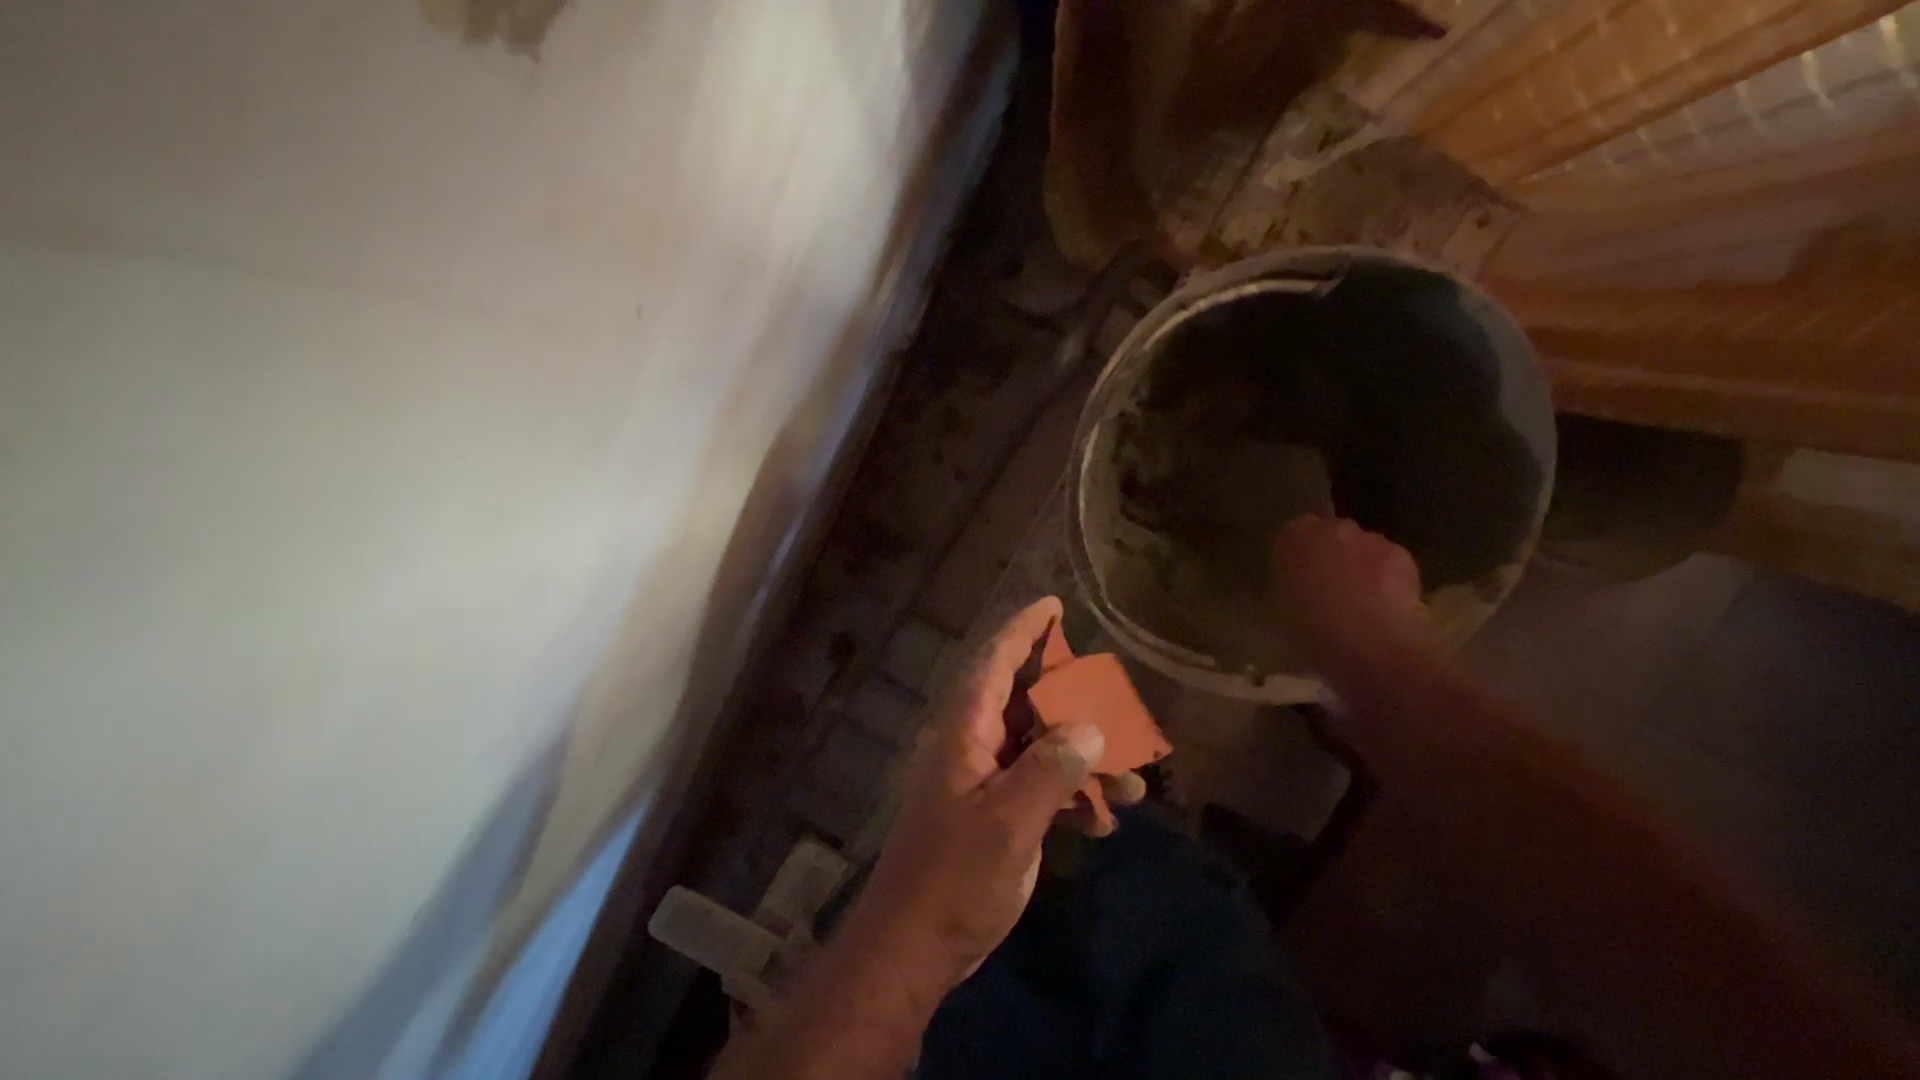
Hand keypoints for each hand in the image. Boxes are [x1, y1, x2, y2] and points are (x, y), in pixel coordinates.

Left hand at [842, 597, 1129, 993]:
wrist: (914, 946)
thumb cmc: (954, 877)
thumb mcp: (1009, 822)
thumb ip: (1050, 770)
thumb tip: (1091, 729)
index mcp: (965, 733)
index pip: (995, 664)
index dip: (1023, 631)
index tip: (1054, 605)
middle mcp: (973, 747)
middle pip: (1027, 705)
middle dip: (1075, 705)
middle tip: (1119, 705)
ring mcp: (983, 783)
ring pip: (1040, 750)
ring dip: (1084, 761)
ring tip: (1132, 783)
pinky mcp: (993, 817)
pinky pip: (1039, 788)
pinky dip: (1071, 796)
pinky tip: (1104, 821)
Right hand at [1270, 515, 1431, 676]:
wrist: (1368, 642)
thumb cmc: (1310, 629)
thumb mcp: (1279, 611)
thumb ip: (1285, 588)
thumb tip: (1297, 589)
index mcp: (1292, 538)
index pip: (1292, 535)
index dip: (1297, 557)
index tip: (1298, 580)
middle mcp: (1331, 528)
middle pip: (1331, 535)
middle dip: (1331, 556)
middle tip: (1329, 591)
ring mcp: (1369, 539)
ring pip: (1363, 548)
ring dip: (1360, 567)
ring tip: (1361, 603)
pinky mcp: (1401, 556)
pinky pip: (1390, 563)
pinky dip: (1389, 579)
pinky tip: (1386, 607)